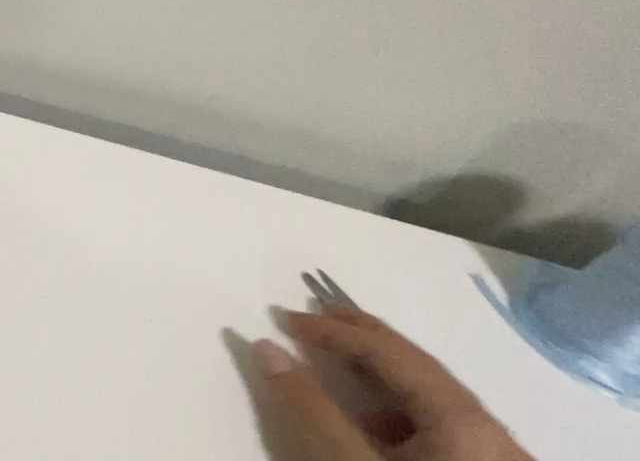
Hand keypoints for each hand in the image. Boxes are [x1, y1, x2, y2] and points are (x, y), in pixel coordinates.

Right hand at [252, 304, 535, 460]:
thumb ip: (309, 406)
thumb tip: (265, 346)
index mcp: (465, 422)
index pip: (391, 352)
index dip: (333, 329)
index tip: (283, 318)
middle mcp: (493, 434)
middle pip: (419, 367)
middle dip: (360, 338)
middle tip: (312, 317)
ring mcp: (498, 459)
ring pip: (432, 398)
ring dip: (378, 373)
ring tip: (332, 366)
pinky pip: (443, 427)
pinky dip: (399, 409)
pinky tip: (373, 425)